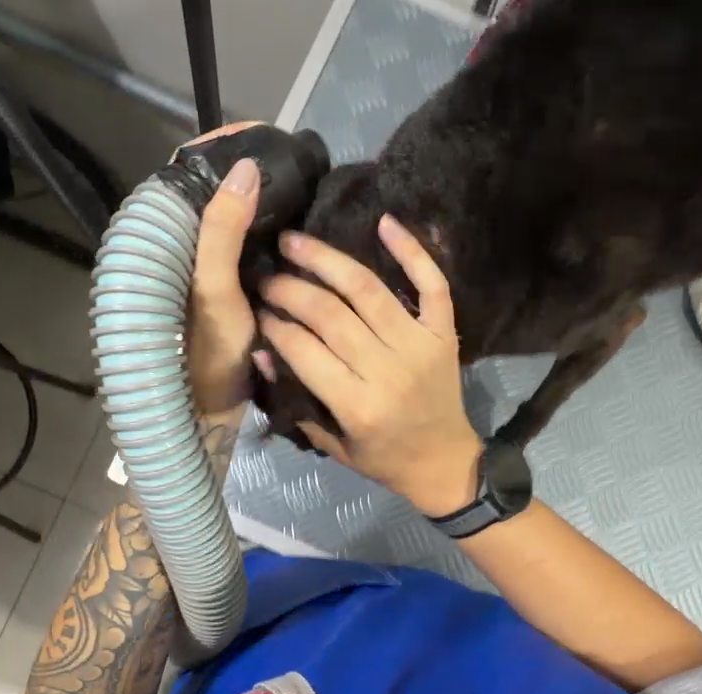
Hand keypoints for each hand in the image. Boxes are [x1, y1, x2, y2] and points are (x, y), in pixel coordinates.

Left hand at [183, 122, 266, 416]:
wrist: (207, 413)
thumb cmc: (206, 356)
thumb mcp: (216, 291)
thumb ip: (221, 231)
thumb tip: (246, 167)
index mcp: (165, 241)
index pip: (185, 172)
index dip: (221, 146)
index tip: (264, 133)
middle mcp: (178, 247)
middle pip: (206, 191)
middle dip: (242, 168)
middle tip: (289, 157)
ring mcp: (197, 268)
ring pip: (221, 216)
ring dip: (253, 197)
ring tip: (294, 181)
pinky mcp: (216, 288)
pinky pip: (235, 243)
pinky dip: (258, 227)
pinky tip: (285, 223)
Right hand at [259, 216, 481, 515]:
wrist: (444, 463)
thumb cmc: (382, 459)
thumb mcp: (333, 443)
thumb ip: (296, 401)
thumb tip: (260, 351)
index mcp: (358, 405)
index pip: (304, 349)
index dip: (274, 324)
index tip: (256, 309)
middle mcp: (388, 370)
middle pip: (330, 313)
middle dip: (290, 288)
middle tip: (267, 273)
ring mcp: (420, 346)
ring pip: (368, 289)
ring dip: (327, 259)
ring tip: (295, 242)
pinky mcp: (444, 333)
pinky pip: (432, 283)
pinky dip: (411, 249)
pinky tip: (383, 222)